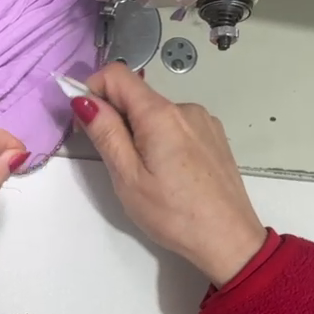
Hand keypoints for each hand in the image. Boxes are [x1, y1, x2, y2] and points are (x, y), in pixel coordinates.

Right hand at [73, 64, 265, 284]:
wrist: (229, 239)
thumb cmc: (174, 214)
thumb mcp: (128, 178)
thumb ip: (106, 133)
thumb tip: (83, 100)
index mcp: (160, 114)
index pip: (116, 75)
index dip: (92, 90)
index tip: (85, 123)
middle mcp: (185, 108)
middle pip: (137, 96)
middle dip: (116, 118)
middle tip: (115, 162)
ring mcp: (203, 121)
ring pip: (157, 113)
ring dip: (140, 133)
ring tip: (146, 175)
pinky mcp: (214, 136)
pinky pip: (177, 126)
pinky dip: (162, 141)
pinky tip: (169, 174)